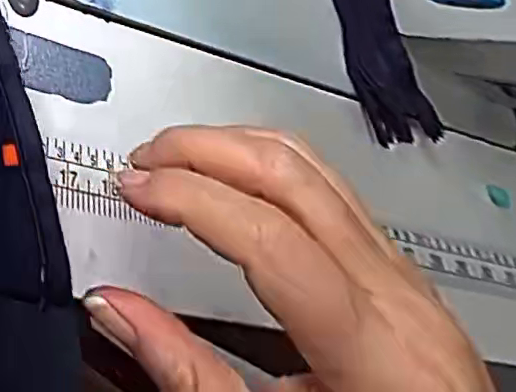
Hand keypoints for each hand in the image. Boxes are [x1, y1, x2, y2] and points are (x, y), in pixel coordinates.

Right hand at [84, 126, 491, 391]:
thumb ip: (186, 371)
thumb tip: (110, 306)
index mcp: (382, 357)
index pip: (270, 236)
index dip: (186, 196)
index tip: (129, 188)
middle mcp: (402, 303)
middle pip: (288, 176)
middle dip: (195, 151)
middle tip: (139, 166)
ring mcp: (405, 280)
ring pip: (306, 164)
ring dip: (222, 147)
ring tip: (168, 165)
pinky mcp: (394, 270)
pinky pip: (320, 182)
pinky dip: (251, 162)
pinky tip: (216, 180)